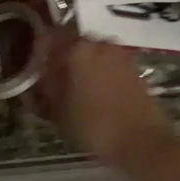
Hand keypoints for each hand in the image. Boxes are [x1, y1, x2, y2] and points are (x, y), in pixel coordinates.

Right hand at [41, 31, 179, 174]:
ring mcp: (120, 55)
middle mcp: (100, 43)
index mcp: (78, 48)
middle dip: (63, 59)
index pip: (50, 37)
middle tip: (55, 81)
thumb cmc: (95, 126)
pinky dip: (100, 74)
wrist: (144, 143)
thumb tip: (38, 82)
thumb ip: (45, 92)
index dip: (40, 52)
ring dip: (83, 67)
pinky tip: (96, 96)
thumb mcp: (59, 113)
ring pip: (93, 54)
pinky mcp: (135, 69)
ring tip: (76, 91)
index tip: (35, 68)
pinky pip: (109, 65)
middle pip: (73, 44)